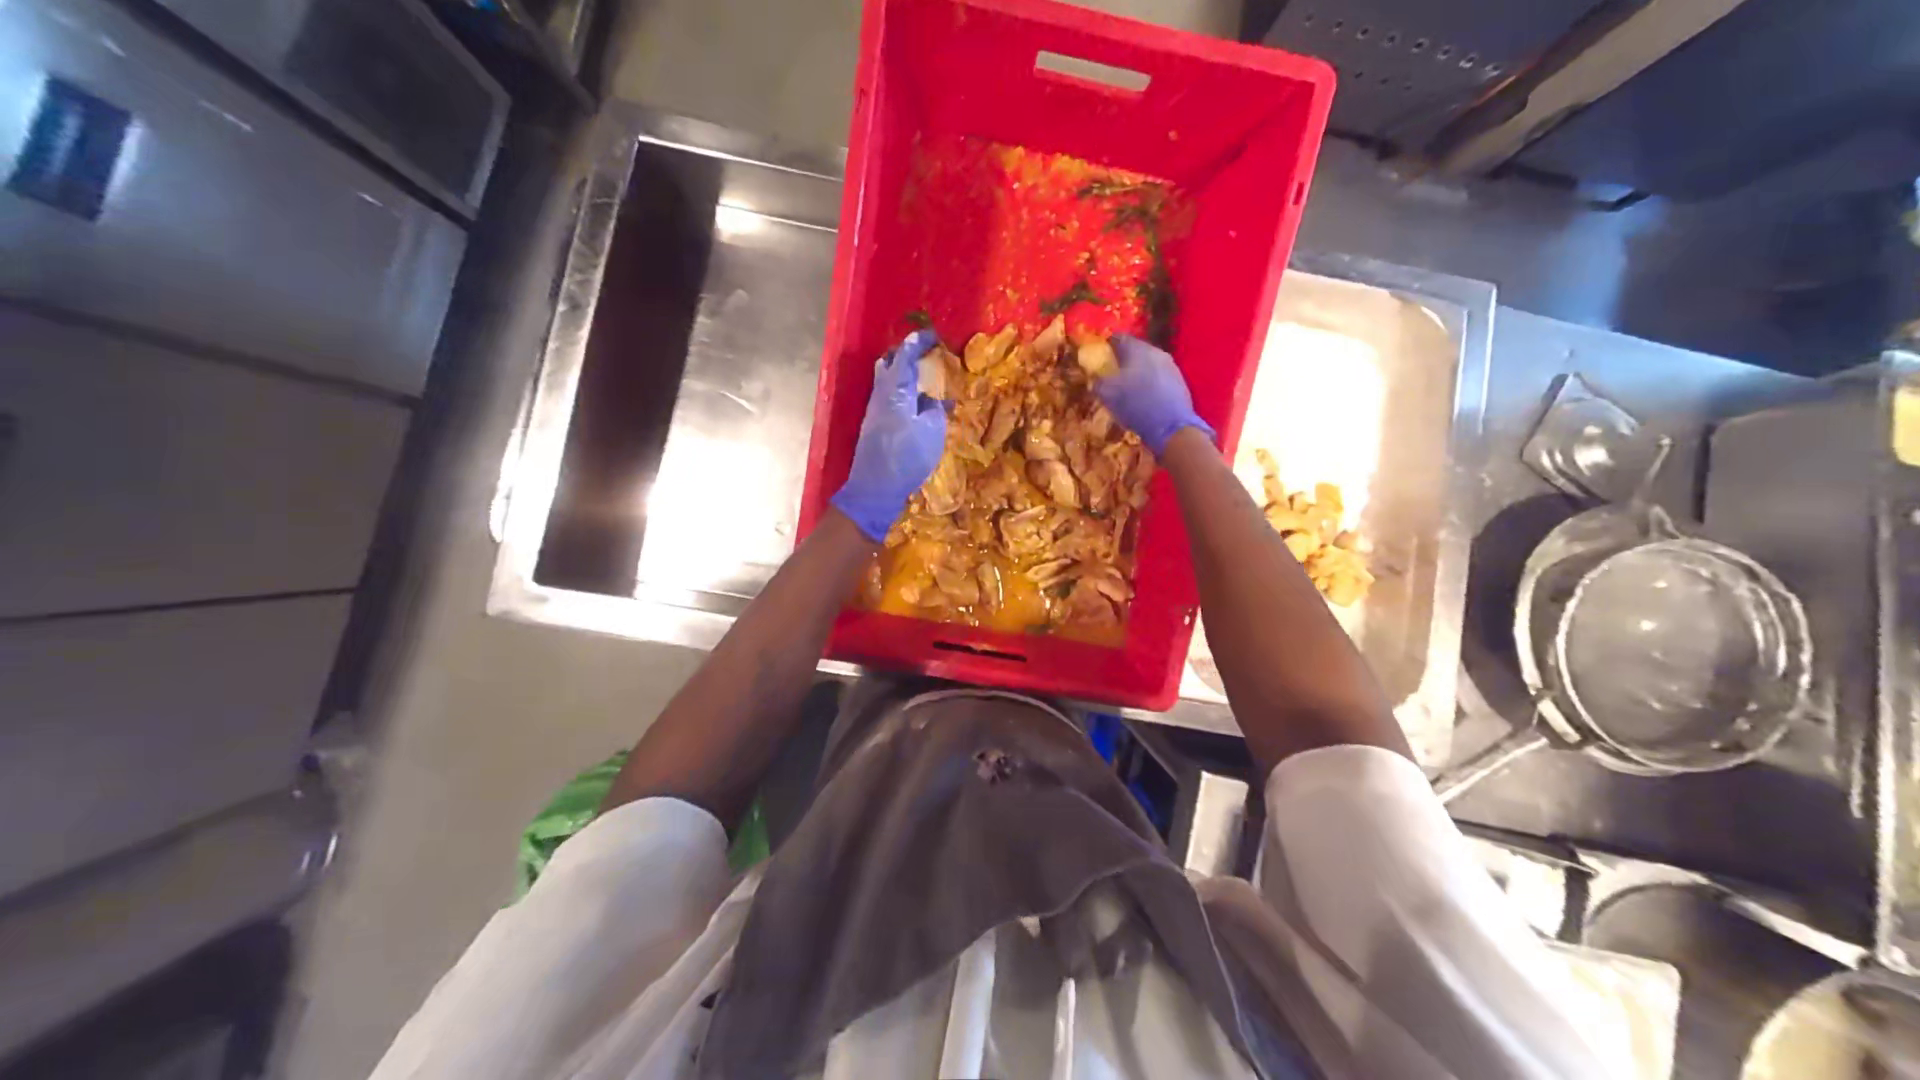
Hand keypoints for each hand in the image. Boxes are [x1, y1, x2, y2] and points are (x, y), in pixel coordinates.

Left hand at [830, 330, 948, 541]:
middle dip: (906, 356)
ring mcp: (874, 411)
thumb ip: (934, 411)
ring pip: (887, 383)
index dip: (918, 342)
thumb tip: (933, 401)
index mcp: (895, 389)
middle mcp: (880, 395)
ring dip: (904, 378)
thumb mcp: (932, 432)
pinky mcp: (874, 427)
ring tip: (924, 382)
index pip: (905, 355)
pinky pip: (889, 400)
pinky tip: (916, 408)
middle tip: (925, 356)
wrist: (874, 488)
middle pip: (889, 365)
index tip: (933, 336)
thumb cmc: (906, 457)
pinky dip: (902, 395)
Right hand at [1094, 335, 1215, 456]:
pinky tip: (1145, 397)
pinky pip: (1159, 377)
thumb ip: (1097, 381)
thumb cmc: (1135, 404)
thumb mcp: (1106, 394)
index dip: (1107, 345)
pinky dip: (1150, 383)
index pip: (1118, 338)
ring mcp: (1171, 366)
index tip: (1100, 355)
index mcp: (1137, 349)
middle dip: (1123, 359)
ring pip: (1149, 363)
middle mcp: (1156, 352)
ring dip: (1138, 371)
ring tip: (1128, 386)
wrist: (1171, 427)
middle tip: (1112, 372)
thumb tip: (1094, 378)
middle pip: (1136, 350)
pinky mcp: (1180, 382)